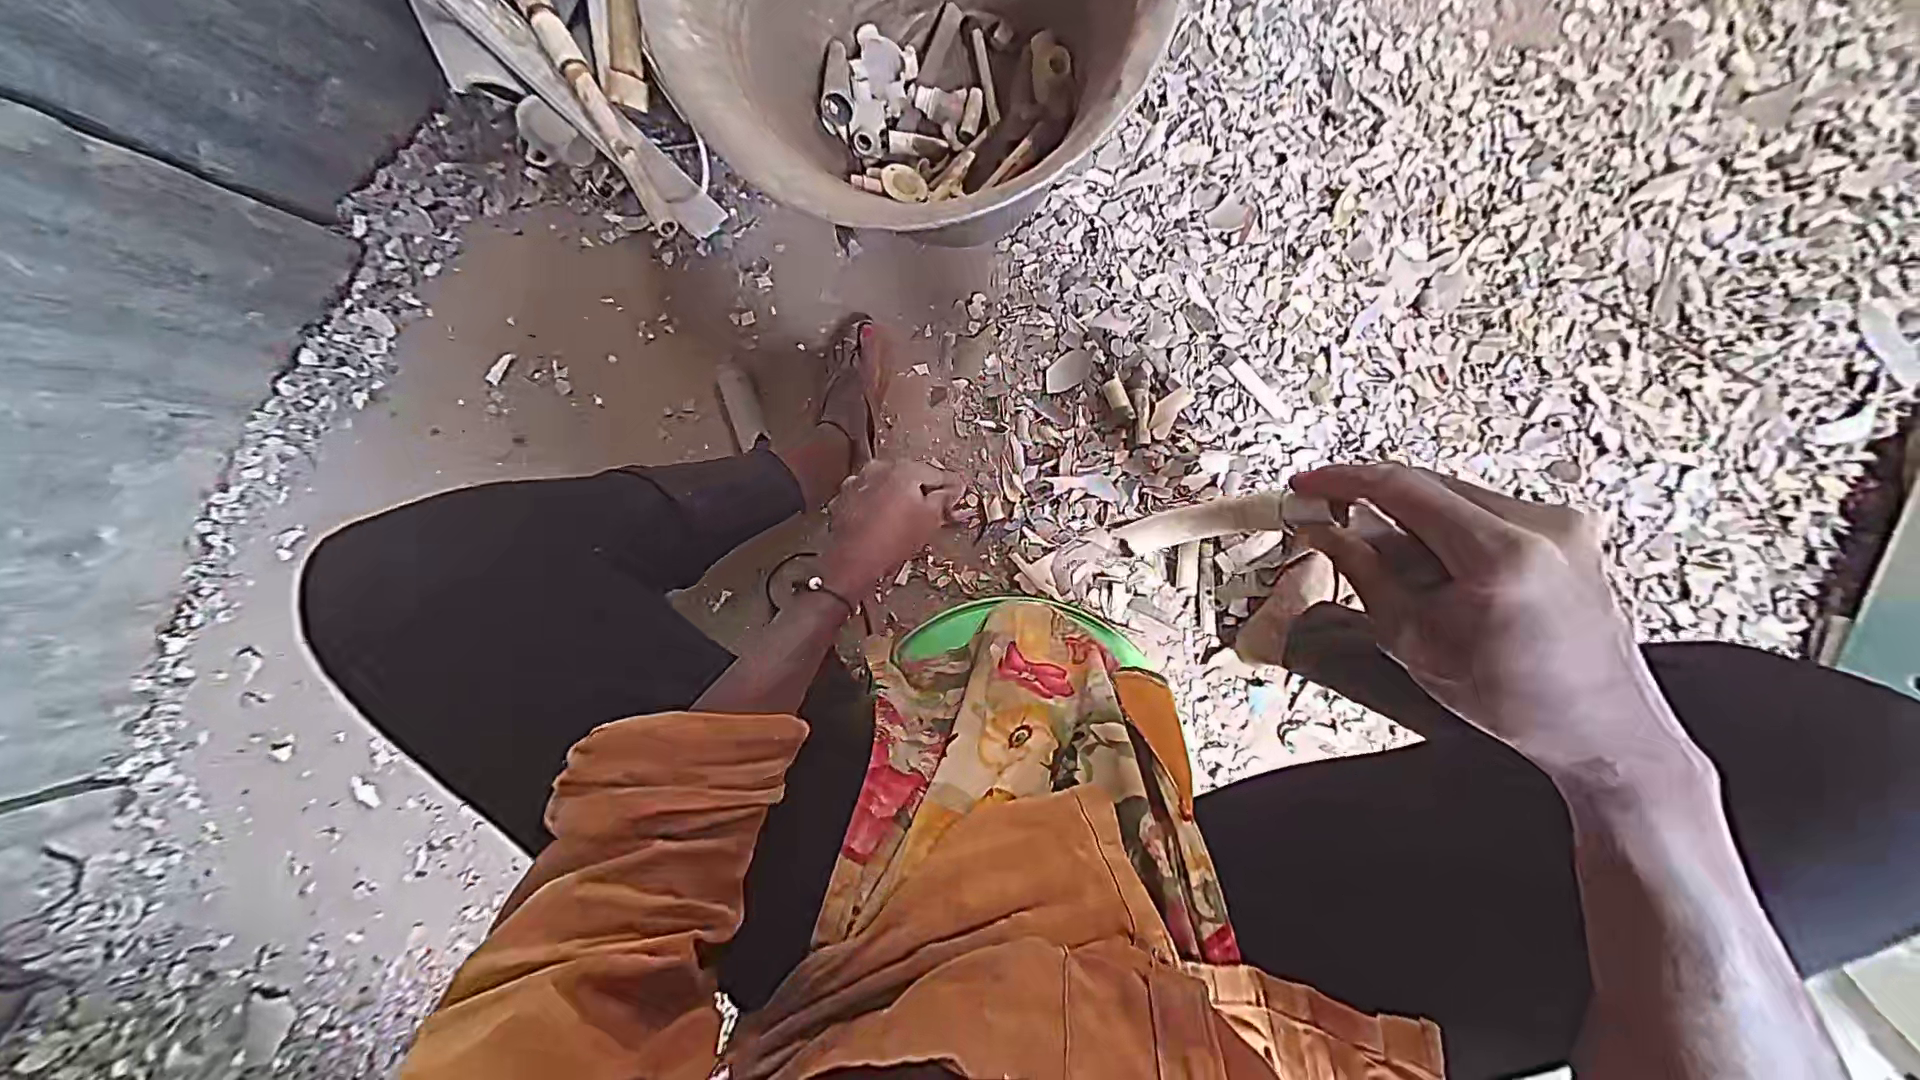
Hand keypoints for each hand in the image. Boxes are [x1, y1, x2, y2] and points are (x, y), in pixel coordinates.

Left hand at [818, 459, 962, 594]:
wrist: (852, 562)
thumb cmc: (894, 540)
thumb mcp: (931, 519)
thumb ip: (944, 498)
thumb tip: (951, 490)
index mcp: (905, 469)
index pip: (938, 474)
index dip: (952, 488)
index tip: (958, 496)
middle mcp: (879, 468)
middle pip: (910, 477)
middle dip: (923, 492)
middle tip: (935, 512)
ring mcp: (857, 482)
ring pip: (887, 486)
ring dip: (898, 498)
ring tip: (907, 521)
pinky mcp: (843, 500)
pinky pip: (869, 498)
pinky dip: (878, 507)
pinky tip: (883, 524)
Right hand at [1292, 464, 1705, 781]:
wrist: (1600, 727)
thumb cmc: (1514, 697)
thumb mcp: (1411, 636)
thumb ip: (1363, 570)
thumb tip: (1324, 531)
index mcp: (1502, 554)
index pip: (1403, 487)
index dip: (1342, 480)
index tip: (1307, 484)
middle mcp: (1543, 526)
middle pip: (1427, 486)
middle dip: (1370, 501)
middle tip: (1327, 520)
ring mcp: (1562, 525)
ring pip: (1452, 497)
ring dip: (1405, 519)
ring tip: (1389, 566)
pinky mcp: (1566, 532)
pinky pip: (1481, 511)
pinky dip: (1440, 529)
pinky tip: (1430, 567)